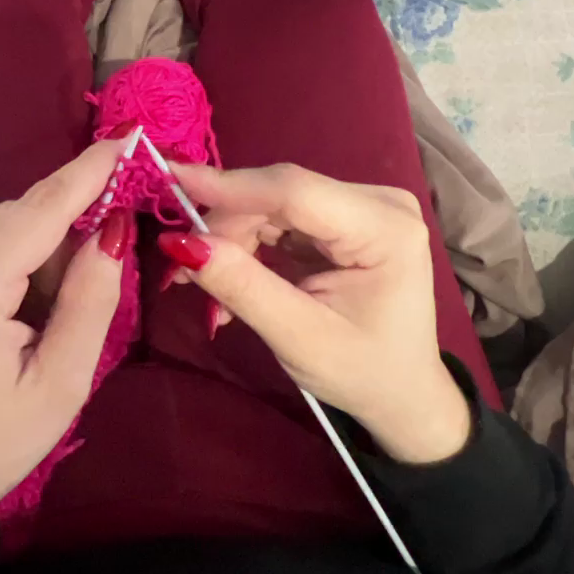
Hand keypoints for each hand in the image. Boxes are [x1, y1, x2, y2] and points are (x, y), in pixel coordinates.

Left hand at [0, 138, 134, 573]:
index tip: (131, 136)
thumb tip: (115, 227)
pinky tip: (12, 312)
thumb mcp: (63, 381)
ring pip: (4, 223)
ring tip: (39, 322)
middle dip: (67, 237)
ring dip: (38, 253)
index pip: (44, 207)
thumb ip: (92, 297)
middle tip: (87, 293)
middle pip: (25, 213)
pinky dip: (10, 260)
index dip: (91, 170)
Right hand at [163, 163, 470, 464]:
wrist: (402, 394)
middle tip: (181, 276)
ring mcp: (360, 207)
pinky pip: (278, 217)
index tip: (171, 179)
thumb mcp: (298, 338)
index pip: (293, 191)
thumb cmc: (361, 372)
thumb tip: (180, 243)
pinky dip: (247, 246)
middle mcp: (377, 202)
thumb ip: (242, 286)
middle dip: (224, 230)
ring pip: (270, 204)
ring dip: (231, 242)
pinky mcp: (341, 217)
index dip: (228, 185)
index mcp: (385, 228)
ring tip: (209, 292)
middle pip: (277, 196)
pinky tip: (231, 280)